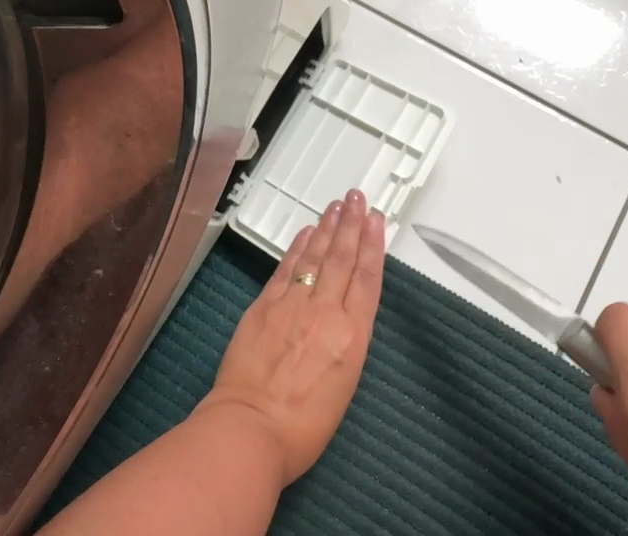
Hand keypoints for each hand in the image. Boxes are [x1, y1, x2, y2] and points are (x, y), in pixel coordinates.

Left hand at [199, 190, 385, 485]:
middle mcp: (325, 312)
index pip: (367, 278)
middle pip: (342, 258)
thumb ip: (346, 342)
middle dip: (352, 224)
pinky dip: (296, 248)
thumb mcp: (344, 385)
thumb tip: (344, 315)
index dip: (373, 245)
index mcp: (352, 336)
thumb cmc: (302, 426)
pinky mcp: (264, 307)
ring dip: (327, 228)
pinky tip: (306, 233)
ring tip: (337, 206)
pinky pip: (285, 269)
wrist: (250, 430)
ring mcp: (292, 305)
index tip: (377, 220)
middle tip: (357, 198)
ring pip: (314, 257)